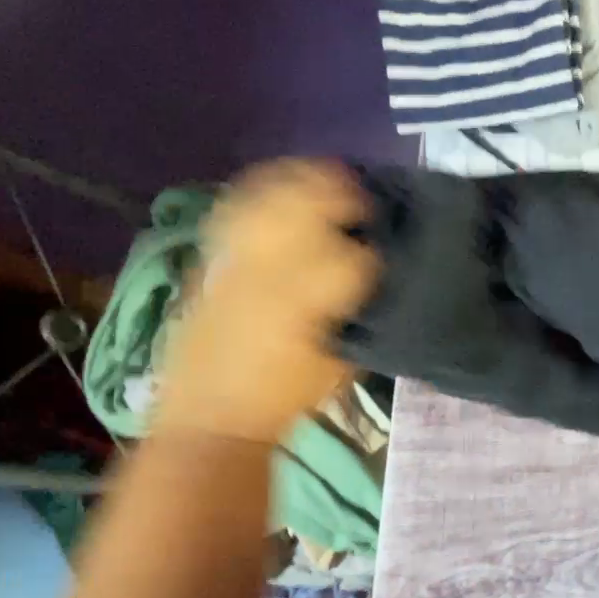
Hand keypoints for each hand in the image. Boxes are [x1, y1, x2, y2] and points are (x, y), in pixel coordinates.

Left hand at [153, 159, 380, 443]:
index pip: (354, 257)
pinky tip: (284, 190)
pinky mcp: (210, 264)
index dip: (376, 251)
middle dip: (341, 199)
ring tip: (328, 181)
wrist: (210, 416)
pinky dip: (263, 193)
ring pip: (268, 202)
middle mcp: (267, 274)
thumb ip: (361, 317)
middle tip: (366, 201)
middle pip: (307, 211)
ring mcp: (233, 264)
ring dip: (302, 185)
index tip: (389, 252)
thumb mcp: (342, 363)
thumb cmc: (287, 398)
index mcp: (306, 305)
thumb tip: (378, 283)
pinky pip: (236, 212)